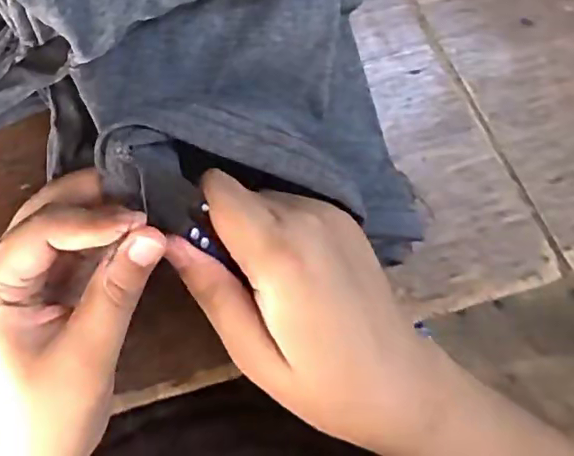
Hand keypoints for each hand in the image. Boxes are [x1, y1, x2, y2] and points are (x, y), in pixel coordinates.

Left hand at [0, 169, 166, 455]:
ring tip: (143, 209)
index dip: (90, 220)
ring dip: (102, 210)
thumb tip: (152, 234)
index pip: (42, 229)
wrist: (39, 455)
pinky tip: (134, 229)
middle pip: (48, 209)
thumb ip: (118, 290)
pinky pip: (79, 239)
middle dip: (93, 200)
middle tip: (141, 196)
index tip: (136, 219)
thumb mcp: (89, 355)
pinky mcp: (52, 276)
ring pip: (64, 215)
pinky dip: (106, 231)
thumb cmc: (52, 413)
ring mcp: (29, 267)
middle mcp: (7, 262)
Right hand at [162, 170, 428, 453]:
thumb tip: (168, 239)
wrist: (406, 387)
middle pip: (237, 192)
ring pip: (261, 196)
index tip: (202, 247)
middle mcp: (304, 214)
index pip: (217, 186)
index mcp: (280, 250)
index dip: (200, 208)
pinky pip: (287, 203)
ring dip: (253, 226)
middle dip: (226, 225)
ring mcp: (327, 209)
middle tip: (241, 279)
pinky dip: (279, 226)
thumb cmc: (324, 384)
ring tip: (273, 279)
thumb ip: (210, 290)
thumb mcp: (253, 355)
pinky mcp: (341, 212)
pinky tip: (298, 269)